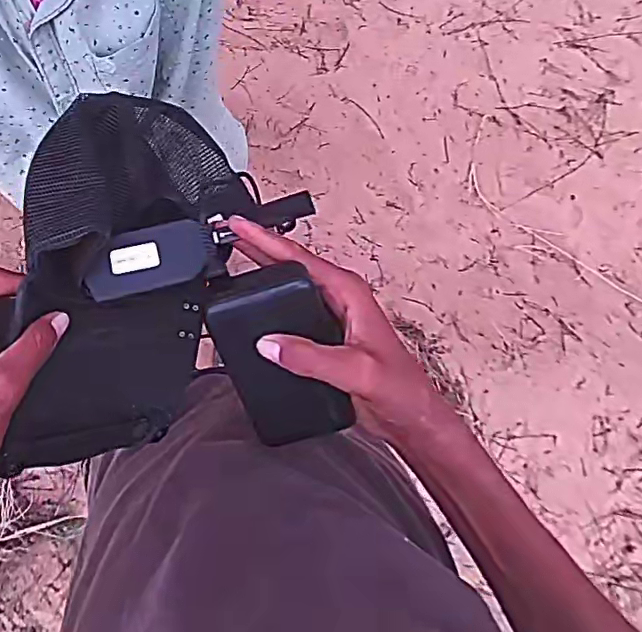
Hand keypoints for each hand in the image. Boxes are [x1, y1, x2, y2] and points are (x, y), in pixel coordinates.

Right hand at [225, 218, 464, 458]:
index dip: (264, 239)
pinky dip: (269, 291)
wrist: (412, 418)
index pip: (297, 257)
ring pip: (289, 278)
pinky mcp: (325, 330)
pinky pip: (290, 301)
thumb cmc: (400, 390)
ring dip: (262, 263)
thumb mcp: (356, 371)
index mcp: (349, 291)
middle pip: (290, 260)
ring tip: (235, 251)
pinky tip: (255, 295)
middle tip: (229, 229)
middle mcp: (340, 295)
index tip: (239, 225)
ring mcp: (332, 311)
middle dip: (258, 242)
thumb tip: (269, 343)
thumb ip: (312, 358)